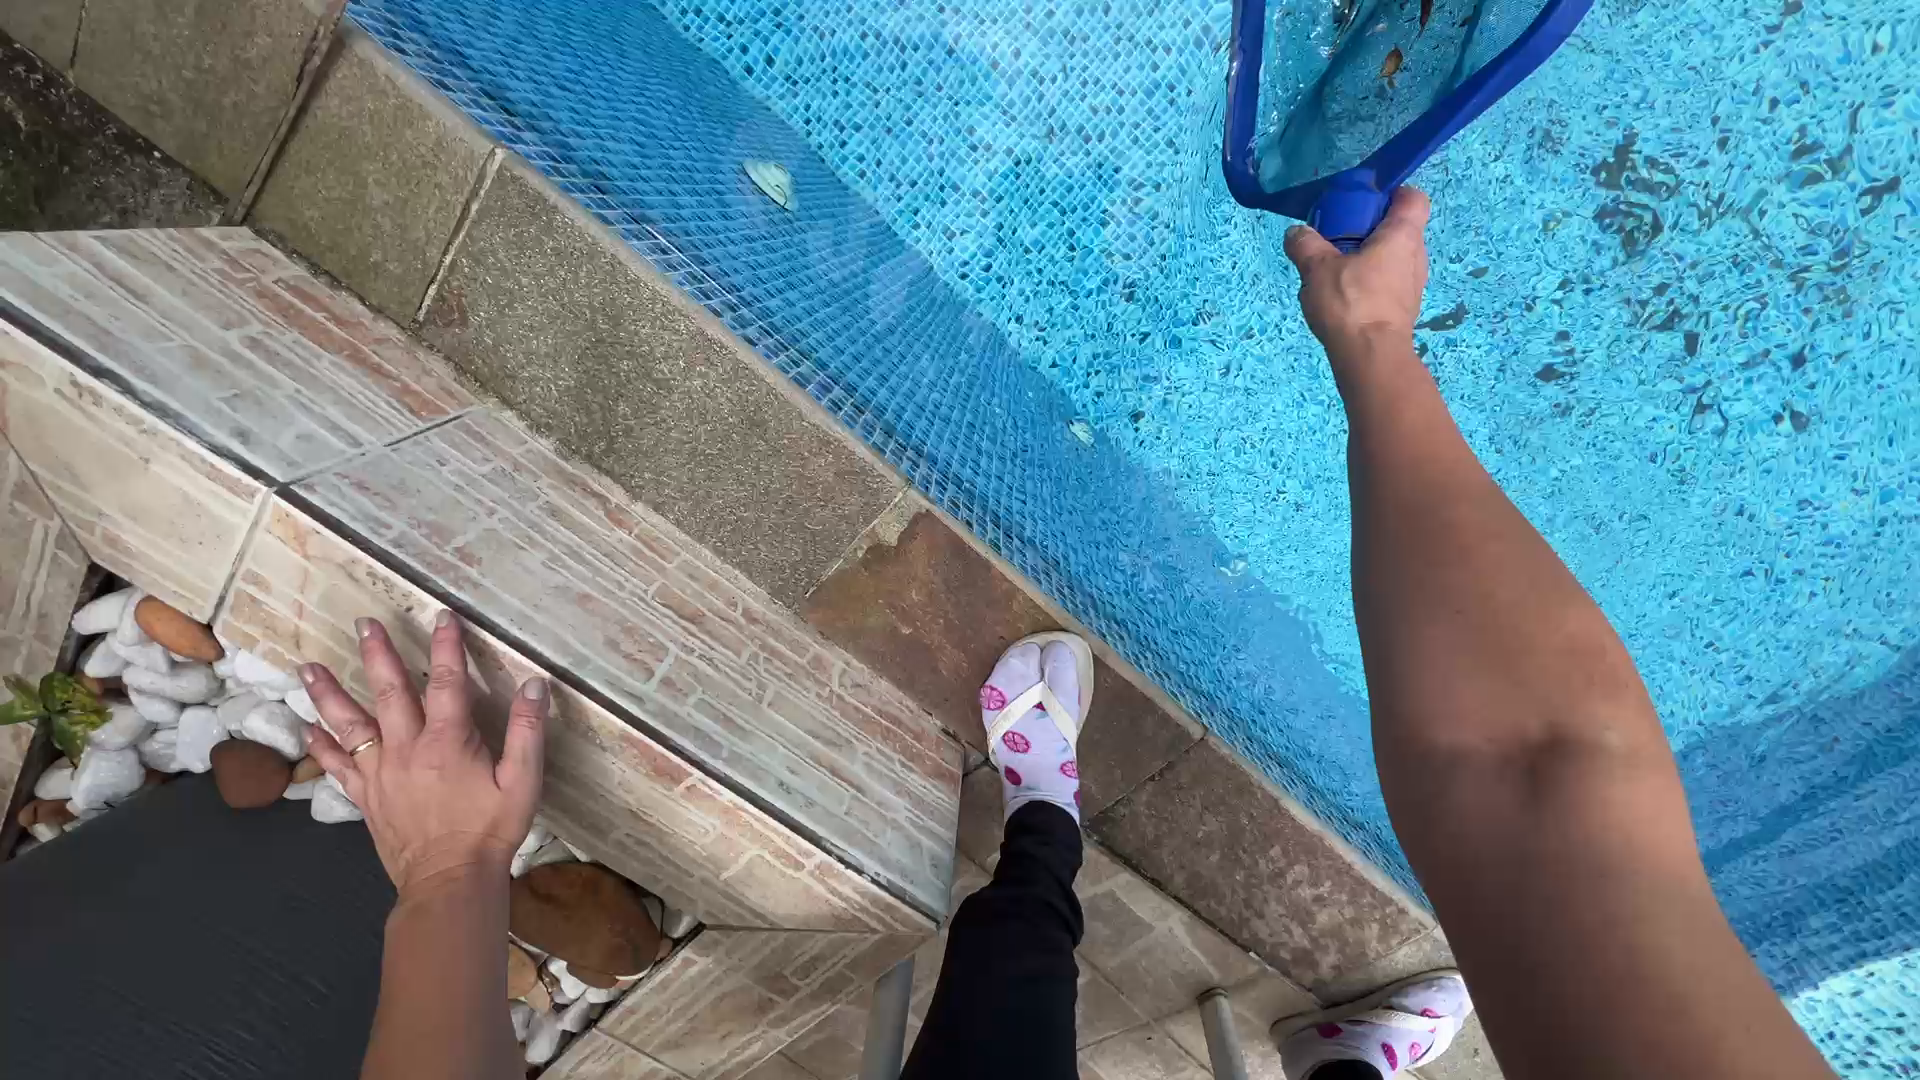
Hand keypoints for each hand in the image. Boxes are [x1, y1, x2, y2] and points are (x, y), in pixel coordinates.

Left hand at [300, 613, 546, 895]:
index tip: (442, 616)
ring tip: (309, 667)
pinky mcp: (367, 797)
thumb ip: (528, 730)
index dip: (447, 646)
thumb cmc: (492, 827)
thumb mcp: (524, 779)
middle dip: (378, 655)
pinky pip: (338, 766)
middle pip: (389, 693)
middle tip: (364, 623)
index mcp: (448, 741)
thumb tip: (534, 684)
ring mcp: (381, 773)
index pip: (447, 682)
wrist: (449, 880)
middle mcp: (407, 749)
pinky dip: (321, 745)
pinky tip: (309, 729)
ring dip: (329, 694)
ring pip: (349, 725)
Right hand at [1284, 187, 1432, 369]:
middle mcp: (1416, 255)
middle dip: (1370, 230)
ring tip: (1336, 273)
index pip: (1412, 198)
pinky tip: (1344, 298)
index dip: (1392, 194)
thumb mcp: (1317, 269)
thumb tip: (1296, 232)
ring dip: (1369, 260)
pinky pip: (1387, 284)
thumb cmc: (1349, 302)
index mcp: (1402, 234)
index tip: (1364, 203)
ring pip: (1392, 259)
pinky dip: (1370, 284)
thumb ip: (1305, 246)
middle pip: (1399, 229)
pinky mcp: (1403, 309)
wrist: (1369, 354)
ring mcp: (1413, 284)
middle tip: (1338, 240)